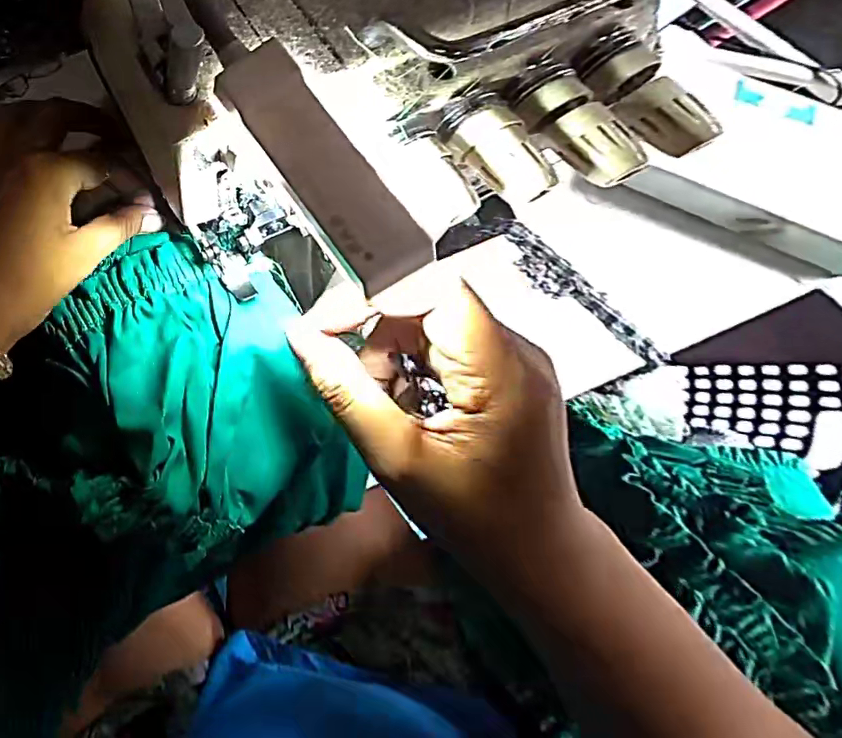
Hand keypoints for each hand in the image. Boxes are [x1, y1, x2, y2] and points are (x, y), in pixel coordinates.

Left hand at [0, 97, 161, 349]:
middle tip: (107, 131)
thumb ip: (118, 226)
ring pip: (7, 117)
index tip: (138, 183)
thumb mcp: (81, 256)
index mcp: (50, 172)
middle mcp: (15, 155)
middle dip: (86, 117)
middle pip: (54, 117)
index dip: (122, 169)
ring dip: (34, 110)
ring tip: (55, 121)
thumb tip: (152, 211)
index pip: (97, 159)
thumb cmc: (28, 286)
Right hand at [286, 265, 580, 560]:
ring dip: (392, 353)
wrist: (540, 554)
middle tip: (362, 386)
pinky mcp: (506, 365)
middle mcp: (515, 348)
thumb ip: (344, 392)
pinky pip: (442, 339)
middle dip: (378, 338)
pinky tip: (410, 404)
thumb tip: (301, 337)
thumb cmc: (476, 518)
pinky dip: (412, 363)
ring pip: (428, 319)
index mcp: (498, 367)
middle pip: (424, 302)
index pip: (431, 286)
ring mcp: (513, 355)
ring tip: (391, 407)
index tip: (330, 327)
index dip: (373, 294)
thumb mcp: (395, 458)